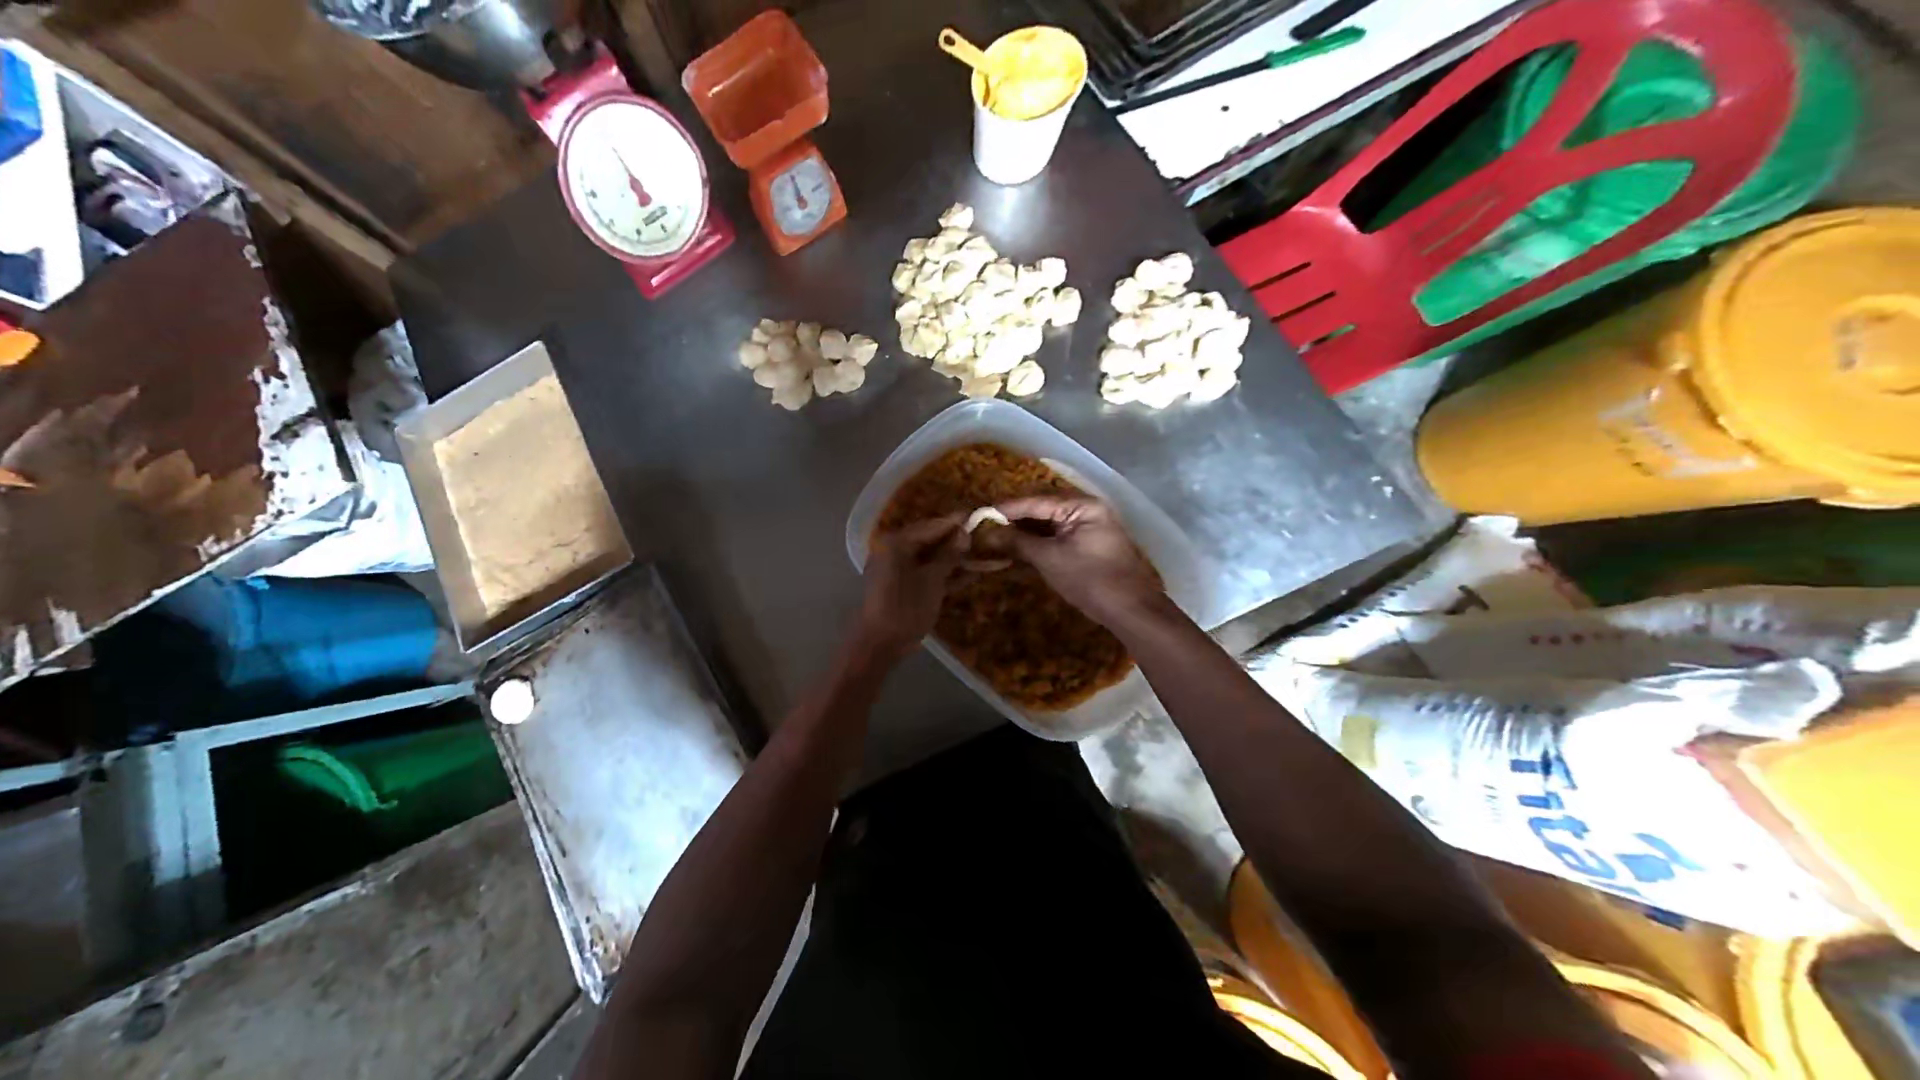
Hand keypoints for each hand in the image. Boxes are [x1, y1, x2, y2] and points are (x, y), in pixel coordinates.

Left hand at [855, 515, 967, 656]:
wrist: (880, 644)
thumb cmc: (906, 607)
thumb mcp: (932, 580)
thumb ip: (949, 555)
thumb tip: (965, 534)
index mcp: (895, 543)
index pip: (930, 526)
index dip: (954, 523)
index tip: (975, 515)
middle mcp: (892, 551)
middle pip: (928, 540)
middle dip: (954, 540)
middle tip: (980, 535)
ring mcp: (895, 570)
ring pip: (928, 558)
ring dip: (952, 558)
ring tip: (979, 554)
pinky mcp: (900, 587)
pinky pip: (924, 574)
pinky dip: (943, 574)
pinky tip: (969, 575)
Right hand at [995, 495, 1169, 629]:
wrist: (1129, 609)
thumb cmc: (1090, 579)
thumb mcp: (1049, 559)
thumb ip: (1018, 542)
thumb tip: (989, 533)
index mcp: (1081, 505)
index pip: (1036, 501)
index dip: (1006, 508)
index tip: (980, 513)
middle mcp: (1086, 509)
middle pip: (1042, 509)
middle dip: (1014, 520)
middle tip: (985, 527)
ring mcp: (1089, 527)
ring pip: (1049, 524)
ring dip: (1024, 532)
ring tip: (996, 539)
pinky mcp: (1088, 545)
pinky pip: (1058, 537)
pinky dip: (1039, 543)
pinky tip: (1018, 550)